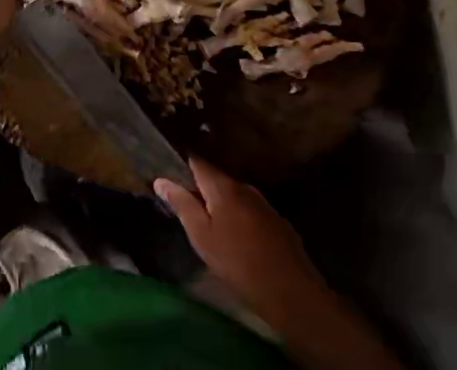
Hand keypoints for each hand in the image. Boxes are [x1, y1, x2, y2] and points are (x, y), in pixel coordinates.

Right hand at [154, 156, 327, 322]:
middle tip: (184, 206)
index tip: (167, 176)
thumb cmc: (239, 263)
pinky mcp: (279, 224)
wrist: (295, 296)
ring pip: (234, 196)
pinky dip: (238, 217)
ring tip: (208, 223)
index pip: (196, 161)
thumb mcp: (201, 235)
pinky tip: (236, 237)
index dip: (180, 165)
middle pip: (215, 178)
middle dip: (199, 188)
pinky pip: (250, 211)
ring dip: (220, 204)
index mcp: (223, 186)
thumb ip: (181, 203)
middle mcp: (245, 188)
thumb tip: (161, 179)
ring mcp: (265, 205)